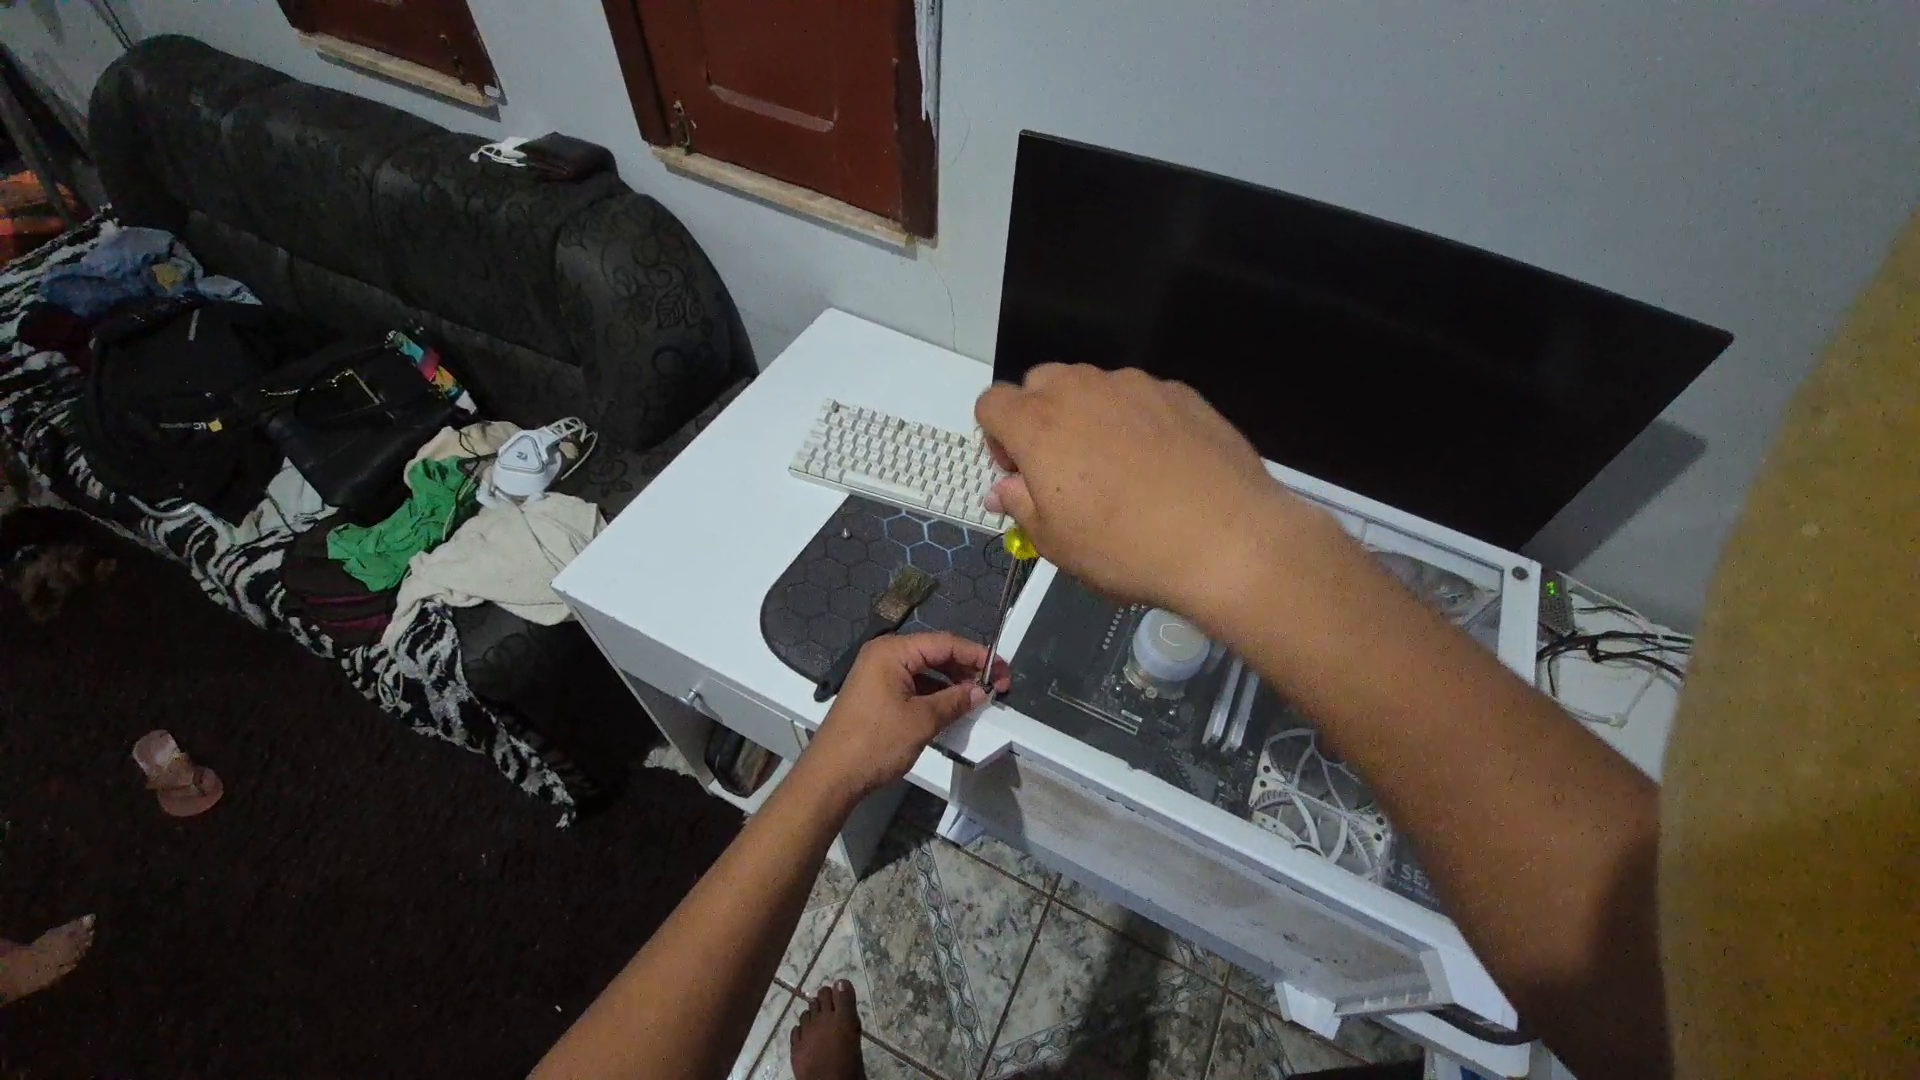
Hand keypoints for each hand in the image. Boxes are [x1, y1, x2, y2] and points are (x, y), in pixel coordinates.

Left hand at [802, 633, 1009, 800]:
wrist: (831, 776)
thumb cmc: (876, 742)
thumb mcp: (922, 720)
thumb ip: (955, 701)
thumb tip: (981, 691)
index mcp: (893, 652)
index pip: (944, 643)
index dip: (977, 655)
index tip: (1002, 671)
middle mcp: (885, 655)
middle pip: (935, 653)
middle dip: (966, 669)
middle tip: (996, 686)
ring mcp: (878, 675)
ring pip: (926, 671)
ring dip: (952, 683)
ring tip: (979, 698)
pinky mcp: (877, 694)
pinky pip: (914, 685)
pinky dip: (935, 694)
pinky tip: (954, 707)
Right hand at [975, 365, 1320, 620]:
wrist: (1227, 539)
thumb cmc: (1125, 548)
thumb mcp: (1056, 543)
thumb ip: (1020, 505)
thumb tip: (1003, 488)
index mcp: (1039, 425)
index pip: (991, 402)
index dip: (995, 437)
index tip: (1019, 473)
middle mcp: (1082, 390)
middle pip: (1039, 383)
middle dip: (1038, 418)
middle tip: (1062, 469)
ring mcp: (1136, 386)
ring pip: (1092, 387)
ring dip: (1087, 416)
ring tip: (1116, 468)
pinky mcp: (1180, 393)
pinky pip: (1139, 398)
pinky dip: (1135, 421)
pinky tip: (1159, 465)